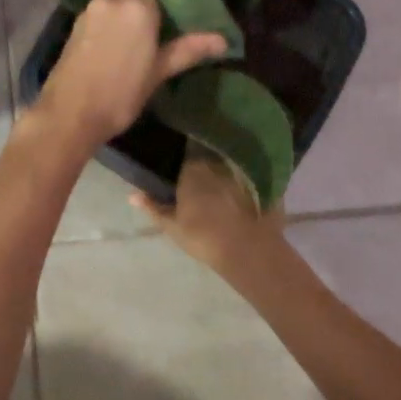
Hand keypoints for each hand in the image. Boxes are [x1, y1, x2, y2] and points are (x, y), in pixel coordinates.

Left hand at [35, 0, 227, 148]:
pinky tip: (116, 52)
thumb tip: (223, 41)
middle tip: (163, 28)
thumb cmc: (120, 93)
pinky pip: (98, 20)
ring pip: (113, 6)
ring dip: (125, 19)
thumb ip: (188, 50)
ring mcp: (88, 13)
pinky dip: (109, 29)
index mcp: (136, 4)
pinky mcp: (73, 30)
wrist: (69, 115)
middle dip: (145, 4)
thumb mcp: (158, 72)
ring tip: (140, 44)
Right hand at [133, 152, 288, 278]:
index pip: (188, 150)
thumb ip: (153, 207)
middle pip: (213, 151)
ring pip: (235, 157)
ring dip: (231, 161)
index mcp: (193, 167)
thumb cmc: (203, 237)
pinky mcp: (268, 177)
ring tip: (227, 170)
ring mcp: (245, 167)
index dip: (188, 154)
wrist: (247, 250)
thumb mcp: (172, 226)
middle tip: (206, 165)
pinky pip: (257, 168)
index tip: (186, 159)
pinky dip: (254, 171)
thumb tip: (132, 195)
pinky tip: (251, 181)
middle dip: (210, 154)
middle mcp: (219, 160)